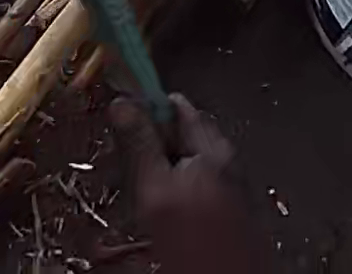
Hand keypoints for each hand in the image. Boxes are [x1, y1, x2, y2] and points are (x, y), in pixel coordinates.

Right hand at [109, 94, 269, 272]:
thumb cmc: (195, 248)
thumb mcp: (157, 190)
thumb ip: (140, 143)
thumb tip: (122, 102)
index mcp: (213, 147)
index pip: (174, 105)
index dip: (145, 109)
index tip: (122, 123)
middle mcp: (225, 160)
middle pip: (178, 131)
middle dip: (150, 141)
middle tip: (128, 165)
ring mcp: (229, 185)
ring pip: (183, 159)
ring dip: (158, 168)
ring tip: (142, 195)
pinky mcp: (227, 210)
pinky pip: (193, 183)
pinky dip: (173, 188)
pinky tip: (161, 213)